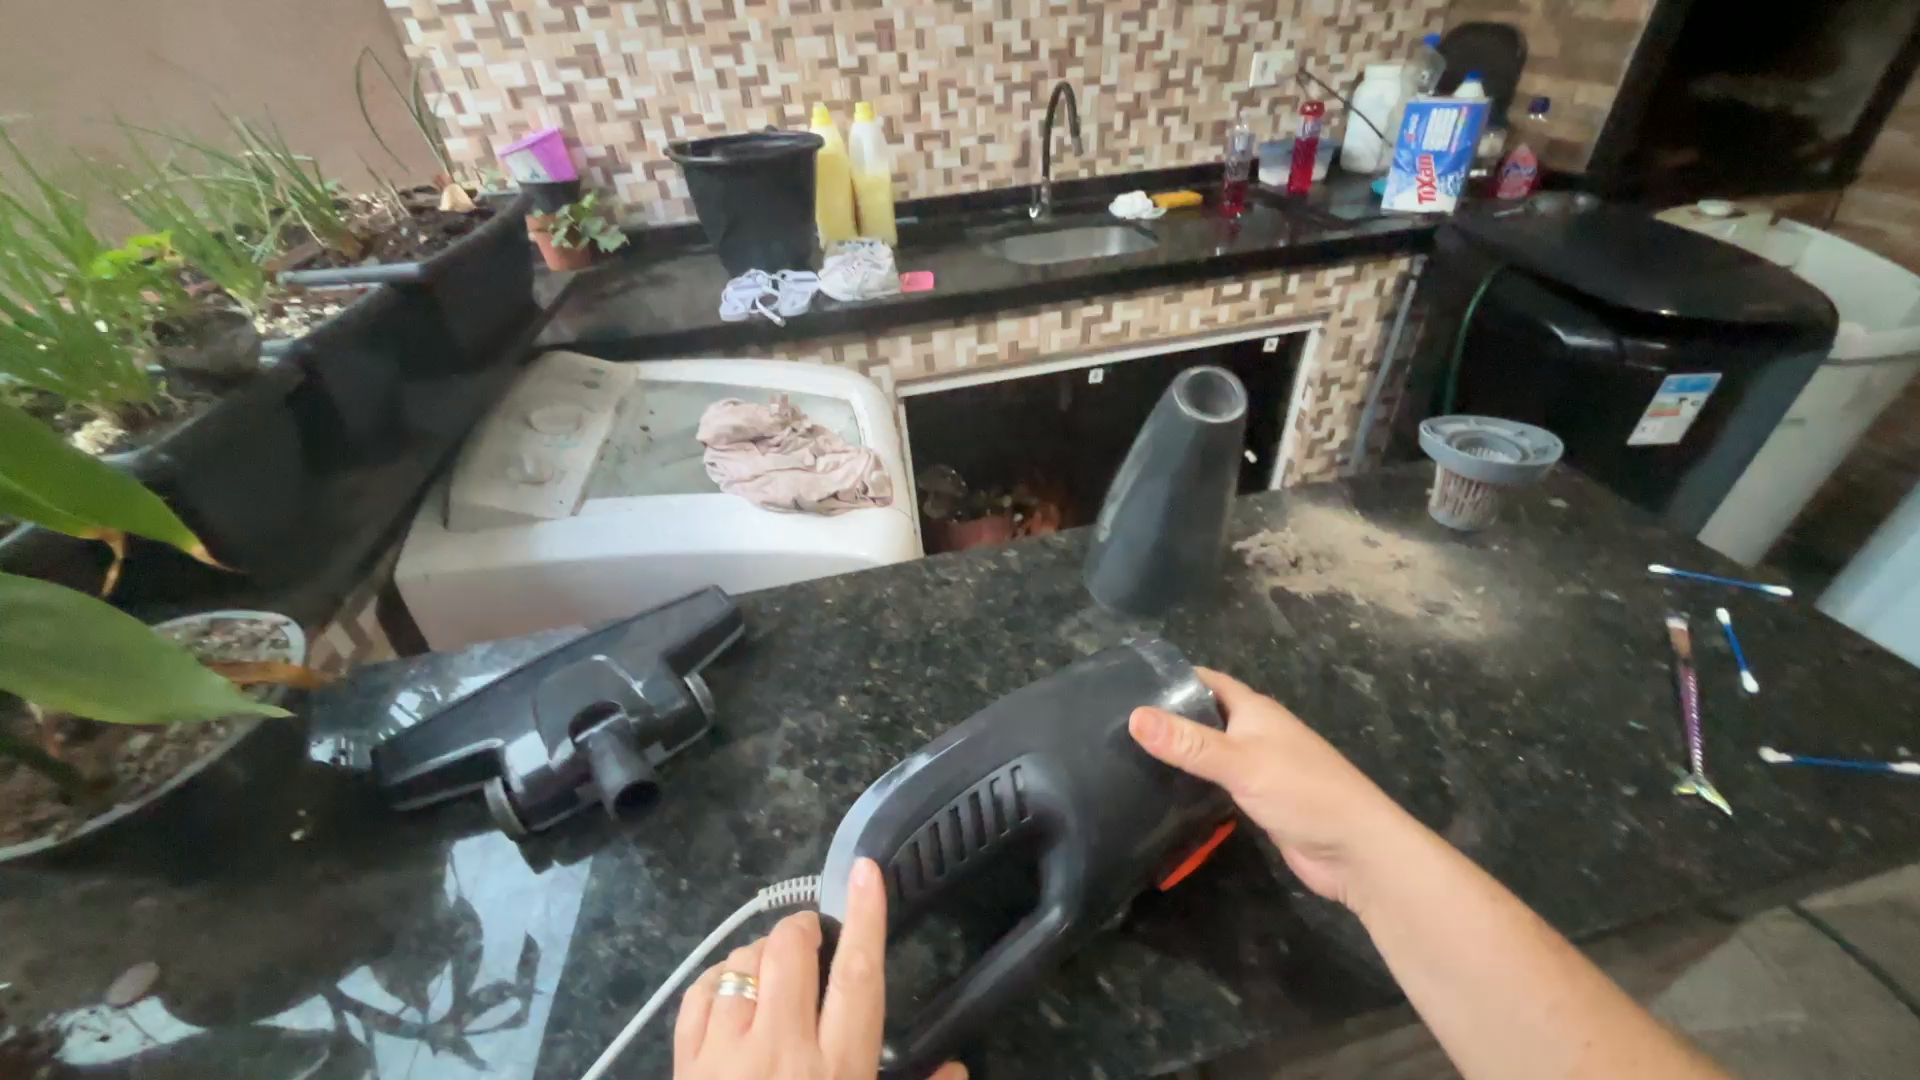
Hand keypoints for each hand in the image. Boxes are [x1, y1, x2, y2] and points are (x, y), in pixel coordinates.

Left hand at [674, 856, 966, 1079]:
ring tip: (772, 976)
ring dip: (759, 957)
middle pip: (789, 952)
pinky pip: (699, 996)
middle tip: (811, 941)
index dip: (865, 916)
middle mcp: (781, 1053)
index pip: (858, 975)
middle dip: (801, 930)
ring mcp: (725, 1060)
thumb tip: (959, 1068)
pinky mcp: (684, 1071)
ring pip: (742, 965)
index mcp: (836, 1070)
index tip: (867, 870)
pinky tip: (731, 993)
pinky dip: (717, 981)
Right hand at [1128, 667, 1418, 911]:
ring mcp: (1258, 767)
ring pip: (1209, 751)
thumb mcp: (1240, 762)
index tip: (1126, 684)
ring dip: (1179, 752)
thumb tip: (1133, 716)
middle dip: (1168, 717)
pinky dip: (1193, 783)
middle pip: (1204, 715)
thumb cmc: (1303, 792)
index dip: (1170, 678)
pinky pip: (1217, 783)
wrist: (1357, 852)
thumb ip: (1188, 742)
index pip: (1205, 681)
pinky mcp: (1258, 800)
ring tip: (1128, 756)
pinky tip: (1163, 791)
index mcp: (1254, 710)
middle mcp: (1255, 732)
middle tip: (1117, 724)